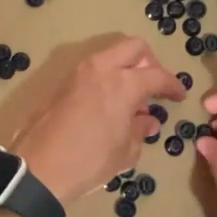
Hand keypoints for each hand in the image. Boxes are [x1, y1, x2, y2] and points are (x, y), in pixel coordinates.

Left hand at [10, 37, 184, 200]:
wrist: (38, 169)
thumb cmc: (89, 161)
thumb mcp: (125, 152)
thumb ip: (140, 130)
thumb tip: (148, 120)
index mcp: (123, 83)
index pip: (157, 75)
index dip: (173, 85)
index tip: (179, 95)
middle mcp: (102, 68)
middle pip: (134, 47)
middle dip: (150, 62)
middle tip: (154, 86)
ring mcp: (79, 72)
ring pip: (111, 54)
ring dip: (126, 68)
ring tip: (132, 98)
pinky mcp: (63, 82)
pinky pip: (94, 69)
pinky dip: (107, 77)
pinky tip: (110, 103)